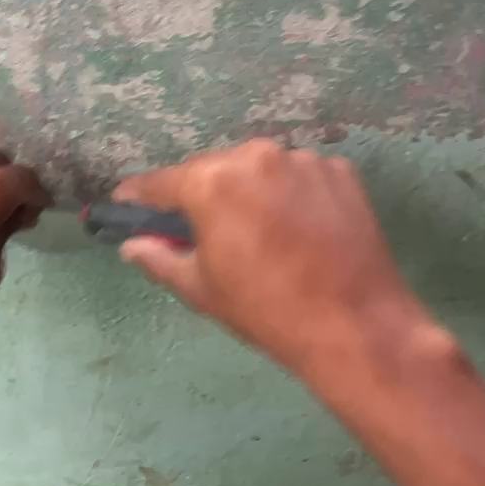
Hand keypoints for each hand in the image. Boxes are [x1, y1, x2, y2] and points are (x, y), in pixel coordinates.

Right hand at [114, 140, 437, 380]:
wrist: (357, 328)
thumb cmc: (266, 311)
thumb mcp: (201, 289)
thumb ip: (158, 258)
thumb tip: (131, 245)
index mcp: (211, 183)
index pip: (160, 183)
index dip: (139, 196)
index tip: (126, 205)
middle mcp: (254, 157)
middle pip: (211, 170)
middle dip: (199, 195)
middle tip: (200, 230)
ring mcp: (301, 161)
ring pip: (257, 170)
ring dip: (247, 192)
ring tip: (257, 232)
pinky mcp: (339, 172)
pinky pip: (297, 176)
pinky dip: (288, 194)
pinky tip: (298, 229)